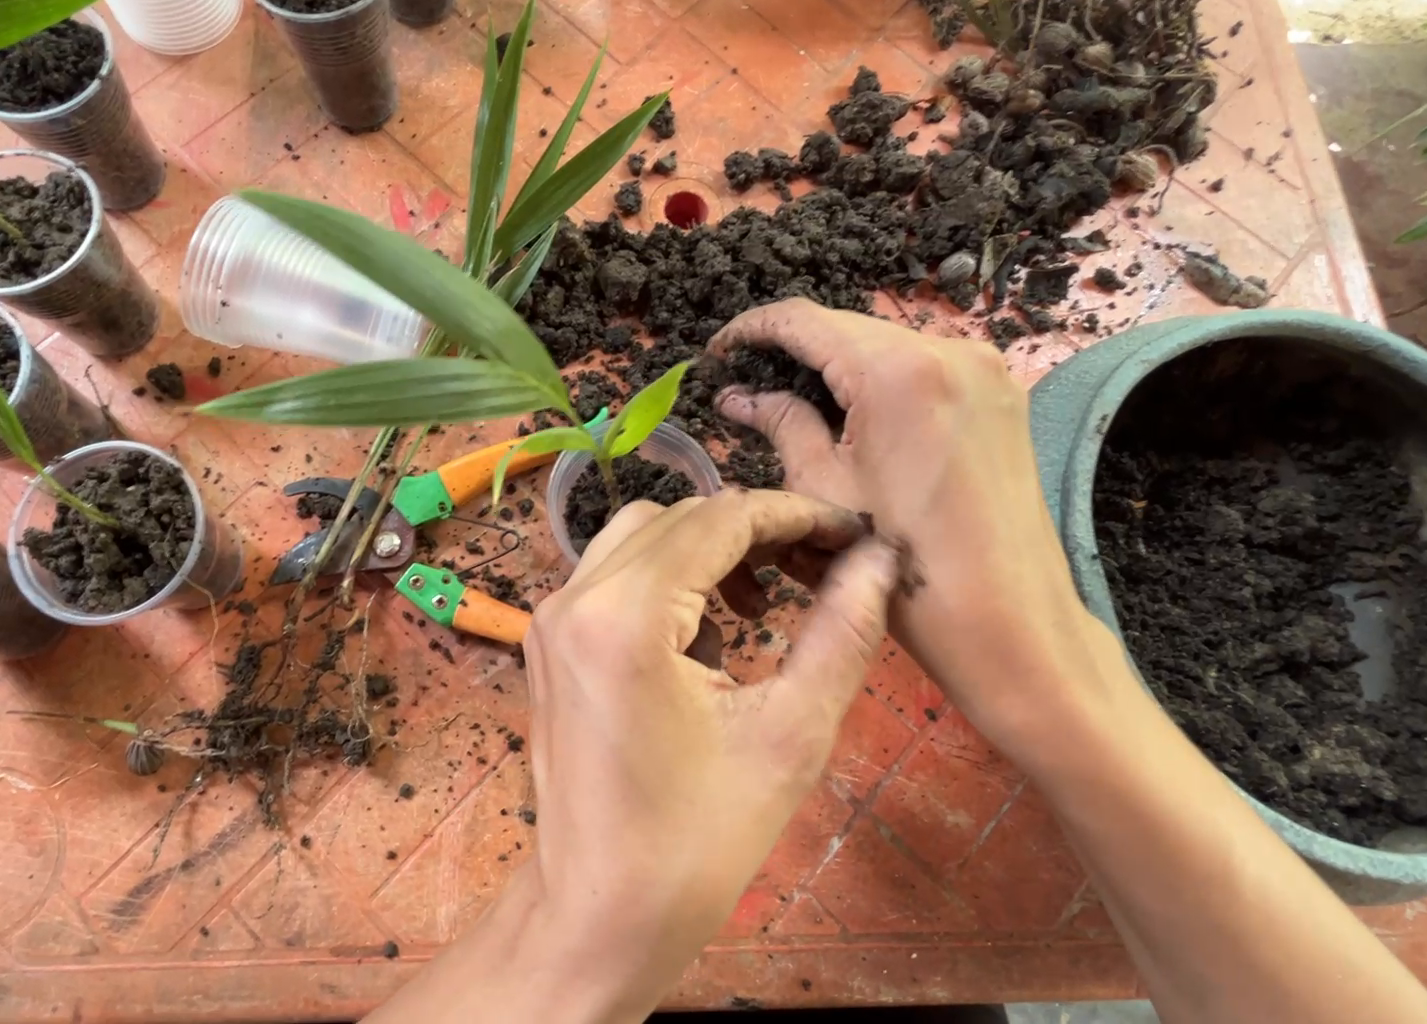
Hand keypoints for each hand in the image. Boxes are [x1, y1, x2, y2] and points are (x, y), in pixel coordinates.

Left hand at [515, 490, 901, 1018]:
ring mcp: (551, 617)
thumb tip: (877, 559)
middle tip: (816, 566)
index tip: (848, 531)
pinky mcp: (549, 640)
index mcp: (623, 615)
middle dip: (752, 529)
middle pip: (677, 519)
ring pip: (641, 538)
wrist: (599, 912)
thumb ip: (841, 632)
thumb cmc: (698, 840)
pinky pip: (614, 575)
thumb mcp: (790, 734)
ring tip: (762, 603)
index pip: (718, 519)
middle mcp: (574, 598)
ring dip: (707, 550)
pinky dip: (667, 578)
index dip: (792, 514)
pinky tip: (708, 632)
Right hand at [709, 299, 1127, 764]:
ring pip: (886, 344)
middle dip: (793, 348)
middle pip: (849, 327)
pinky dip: (878, 378)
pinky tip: (851, 411)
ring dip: (836, 363)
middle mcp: (949, 349)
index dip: (752, 329)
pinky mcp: (999, 392)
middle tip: (750, 383)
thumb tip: (738, 397)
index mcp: (897, 370)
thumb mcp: (822, 487)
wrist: (1005, 616)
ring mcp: (984, 368)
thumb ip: (780, 424)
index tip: (719, 351)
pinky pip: (921, 365)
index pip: (805, 320)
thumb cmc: (900, 558)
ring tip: (794, 399)